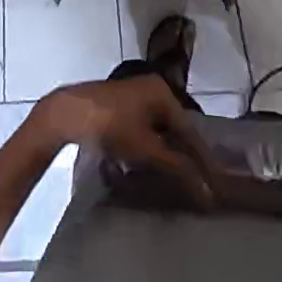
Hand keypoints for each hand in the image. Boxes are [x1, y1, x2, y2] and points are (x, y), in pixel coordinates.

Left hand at [30, 78, 215, 207]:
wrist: (66, 114)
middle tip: (196, 184)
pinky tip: (145, 165)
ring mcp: (133, 96)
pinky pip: (142, 129)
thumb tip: (207, 192)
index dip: (202, 160)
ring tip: (174, 178)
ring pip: (158, 130)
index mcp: (162, 93)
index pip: (190, 131)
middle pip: (174, 129)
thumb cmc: (111, 127)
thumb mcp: (147, 150)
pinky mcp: (118, 106)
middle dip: (183, 157)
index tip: (215, 185)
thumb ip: (178, 169)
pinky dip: (147, 147)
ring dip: (164, 153)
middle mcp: (151, 89)